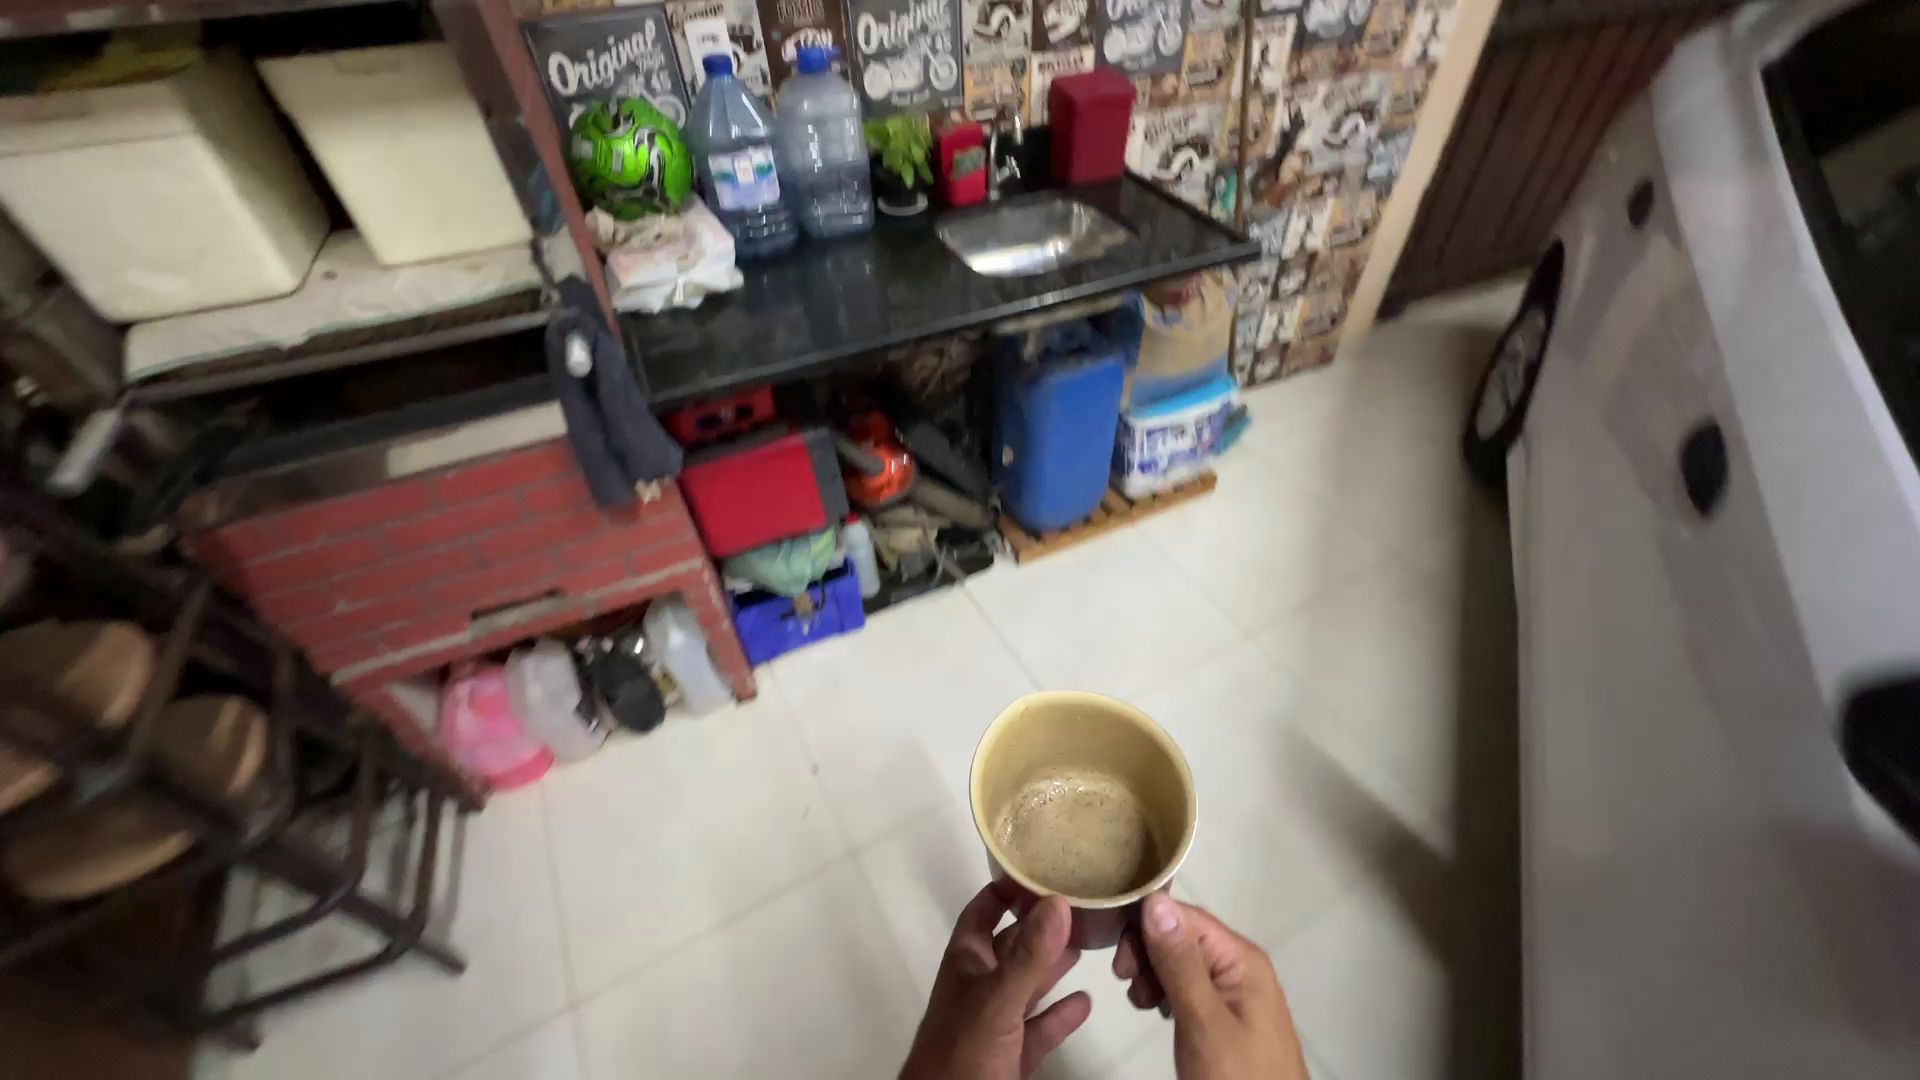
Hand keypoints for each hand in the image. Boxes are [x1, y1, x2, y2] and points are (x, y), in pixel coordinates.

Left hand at [898, 884, 1091, 1079]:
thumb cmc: (962, 1053)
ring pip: (1028, 984)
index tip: (1040, 869)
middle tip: (1079, 905)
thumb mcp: (997, 999)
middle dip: (1041, 926)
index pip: (983, 909)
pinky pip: (1039, 1028)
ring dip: (1054, 965)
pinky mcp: (1012, 1057)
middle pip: (1012, 944)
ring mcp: (995, 1022)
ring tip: (1086, 943)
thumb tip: (1059, 900)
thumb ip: (1028, 955)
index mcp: (966, 961)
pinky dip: (1060, 1014)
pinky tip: (1085, 1001)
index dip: (1006, 888)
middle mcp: (980, 985)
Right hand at [1112, 893, 1308, 1079]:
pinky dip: (1163, 989)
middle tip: (1126, 983)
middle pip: (1180, 934)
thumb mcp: (1204, 1024)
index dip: (1146, 928)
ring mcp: (1232, 989)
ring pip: (1178, 958)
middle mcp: (1238, 964)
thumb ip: (1180, 963)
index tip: (1120, 962)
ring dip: (1151, 971)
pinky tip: (1153, 1009)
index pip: (1184, 916)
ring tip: (1140, 1002)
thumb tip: (1155, 898)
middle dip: (1146, 951)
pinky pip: (1186, 982)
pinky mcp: (1223, 1012)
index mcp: (1240, 958)